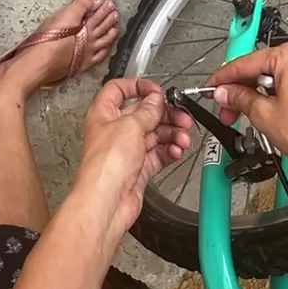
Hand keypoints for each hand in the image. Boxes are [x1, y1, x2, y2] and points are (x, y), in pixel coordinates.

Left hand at [70, 78, 192, 249]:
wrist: (107, 202)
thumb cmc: (105, 166)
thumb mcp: (129, 126)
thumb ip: (147, 111)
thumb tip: (155, 99)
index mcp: (104, 114)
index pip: (118, 90)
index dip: (138, 86)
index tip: (157, 90)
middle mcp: (115, 131)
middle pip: (143, 113)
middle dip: (165, 114)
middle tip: (183, 117)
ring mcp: (127, 150)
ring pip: (154, 135)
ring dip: (172, 134)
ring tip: (183, 138)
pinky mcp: (139, 169)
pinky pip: (158, 154)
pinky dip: (170, 151)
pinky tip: (177, 151)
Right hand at [205, 44, 287, 194]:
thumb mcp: (264, 115)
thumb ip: (239, 99)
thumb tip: (227, 93)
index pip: (246, 62)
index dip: (223, 78)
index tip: (212, 87)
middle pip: (262, 69)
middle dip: (241, 90)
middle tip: (226, 108)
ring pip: (278, 78)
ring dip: (258, 96)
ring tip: (246, 116)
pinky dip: (277, 98)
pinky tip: (268, 115)